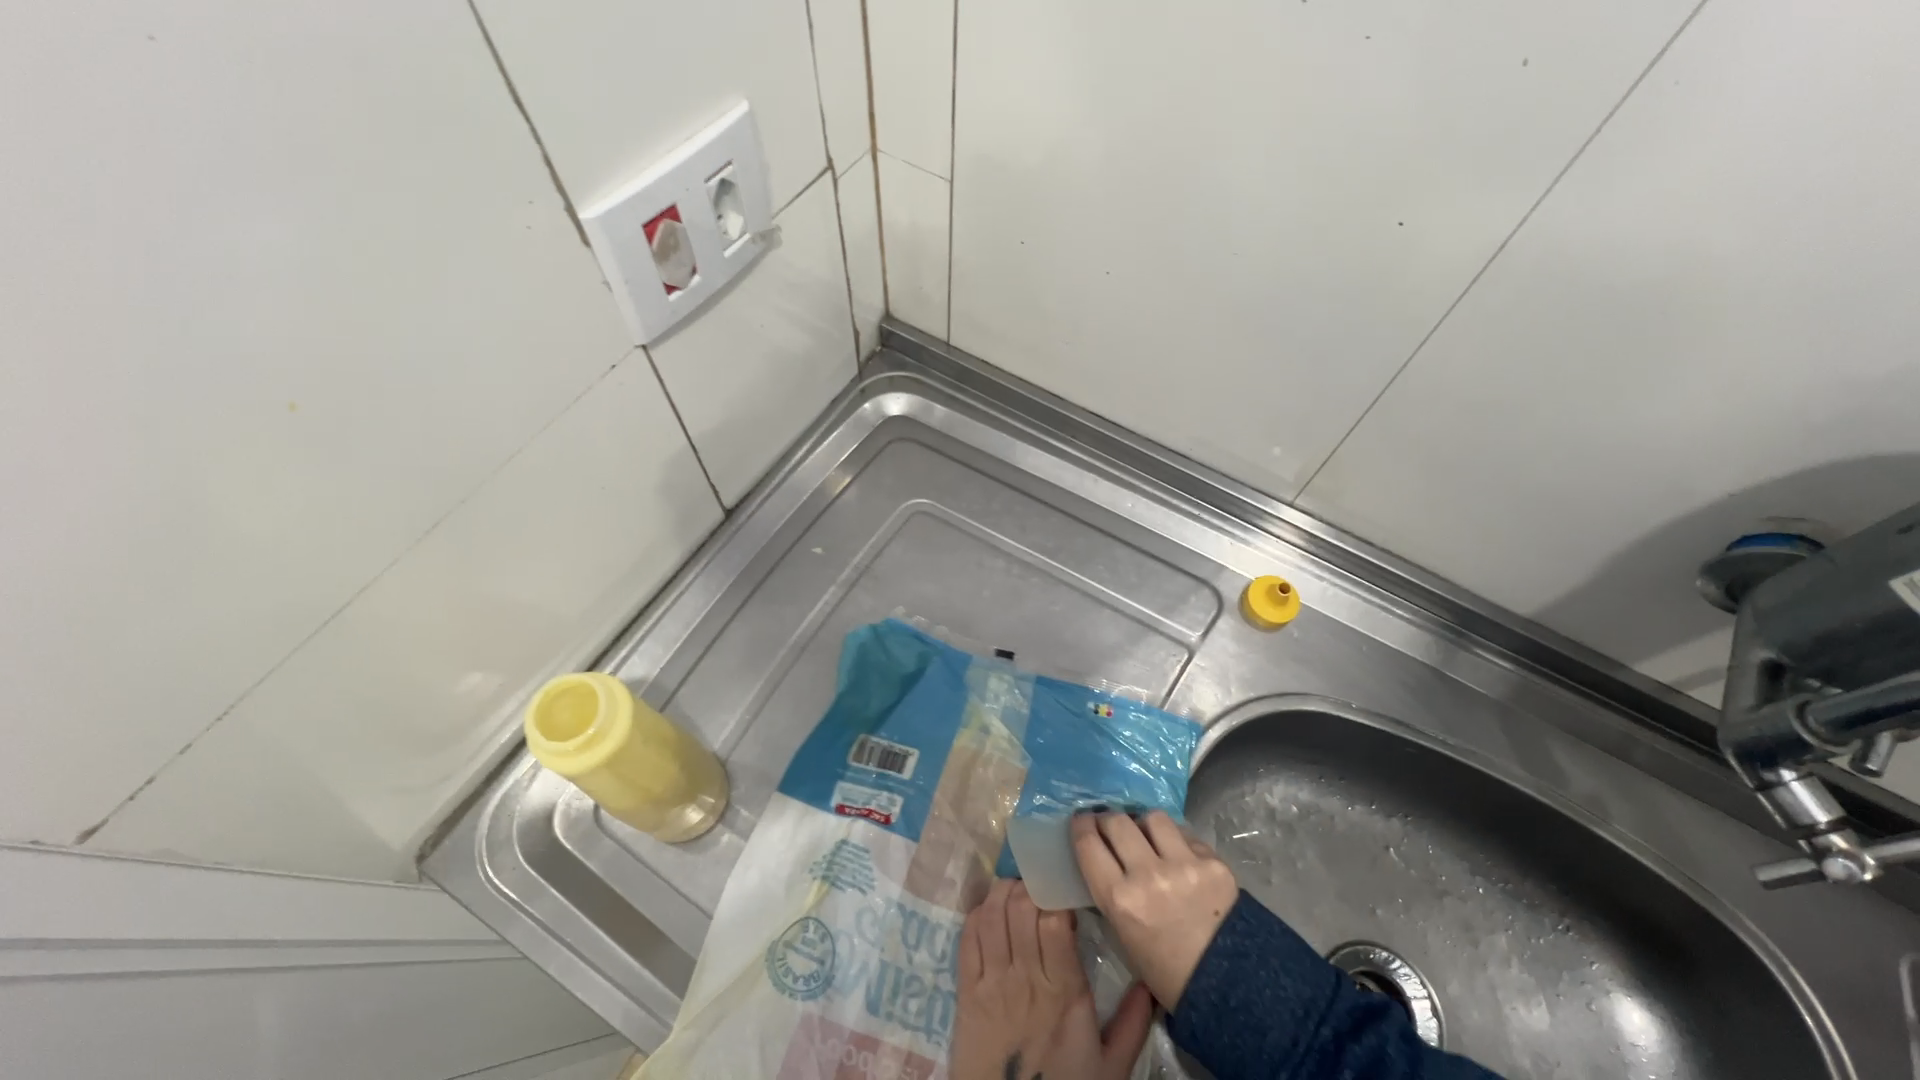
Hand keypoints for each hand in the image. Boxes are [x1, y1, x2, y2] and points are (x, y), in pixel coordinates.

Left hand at [952, 879, 1152, 1079]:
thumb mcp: (1111, 1067)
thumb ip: (1133, 1024)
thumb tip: (1152, 984)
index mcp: (1065, 993)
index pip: (1055, 921)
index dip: (1058, 896)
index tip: (1066, 893)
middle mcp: (1026, 979)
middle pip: (1021, 908)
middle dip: (1030, 885)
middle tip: (1039, 884)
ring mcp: (992, 983)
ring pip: (992, 915)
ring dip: (1002, 893)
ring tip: (1015, 889)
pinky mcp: (966, 992)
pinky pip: (967, 939)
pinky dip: (977, 914)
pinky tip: (989, 910)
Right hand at [1071, 811, 1237, 1011]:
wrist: (1225, 982)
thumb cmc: (1164, 967)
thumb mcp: (1121, 932)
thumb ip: (1110, 889)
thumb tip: (1104, 855)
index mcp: (1119, 899)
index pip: (1089, 844)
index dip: (1081, 826)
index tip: (1082, 820)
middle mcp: (1148, 875)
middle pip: (1118, 822)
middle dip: (1109, 819)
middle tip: (1110, 824)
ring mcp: (1184, 865)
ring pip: (1154, 818)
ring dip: (1145, 824)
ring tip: (1147, 835)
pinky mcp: (1213, 863)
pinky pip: (1186, 835)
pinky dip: (1177, 841)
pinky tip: (1179, 856)